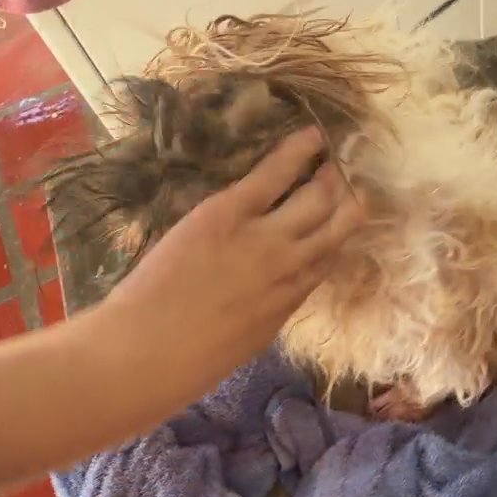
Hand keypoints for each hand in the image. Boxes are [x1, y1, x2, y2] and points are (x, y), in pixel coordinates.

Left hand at [98, 128, 363, 407]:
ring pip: (315, 198)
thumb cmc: (188, 361)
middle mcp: (292, 266)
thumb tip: (277, 287)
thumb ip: (269, 307)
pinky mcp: (230, 213)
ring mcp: (264, 238)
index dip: (341, 233)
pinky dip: (296, 152)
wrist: (145, 354)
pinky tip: (312, 134)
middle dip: (347, 199)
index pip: (330, 257)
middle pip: (335, 224)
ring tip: (336, 155)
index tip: (349, 214)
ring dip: (330, 175)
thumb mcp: (246, 341)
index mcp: (291, 300)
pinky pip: (273, 175)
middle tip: (351, 177)